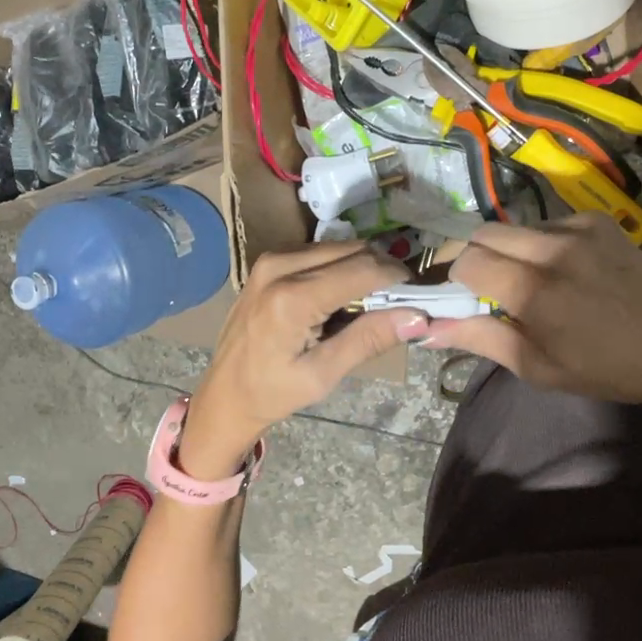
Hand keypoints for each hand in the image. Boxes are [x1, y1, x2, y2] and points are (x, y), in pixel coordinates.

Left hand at [181, 243, 428, 476]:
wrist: (223, 393)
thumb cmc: (272, 392)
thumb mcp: (322, 374)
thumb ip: (368, 339)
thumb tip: (418, 317)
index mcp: (292, 298)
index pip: (363, 269)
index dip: (397, 279)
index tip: (418, 297)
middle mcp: (280, 266)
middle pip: (353, 251)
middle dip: (383, 271)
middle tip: (400, 302)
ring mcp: (271, 260)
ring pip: (338, 247)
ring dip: (363, 268)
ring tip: (373, 303)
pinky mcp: (269, 261)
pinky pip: (319, 252)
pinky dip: (341, 267)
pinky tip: (344, 297)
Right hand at [421, 215, 641, 403]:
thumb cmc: (605, 368)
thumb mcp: (537, 367)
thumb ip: (481, 339)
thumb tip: (428, 329)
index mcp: (532, 291)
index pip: (466, 262)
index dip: (458, 281)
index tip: (467, 300)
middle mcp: (550, 249)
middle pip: (483, 233)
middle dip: (476, 257)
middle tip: (490, 287)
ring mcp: (577, 228)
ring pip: (515, 226)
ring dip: (510, 249)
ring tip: (531, 280)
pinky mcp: (597, 220)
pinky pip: (548, 222)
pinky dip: (542, 242)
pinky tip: (564, 269)